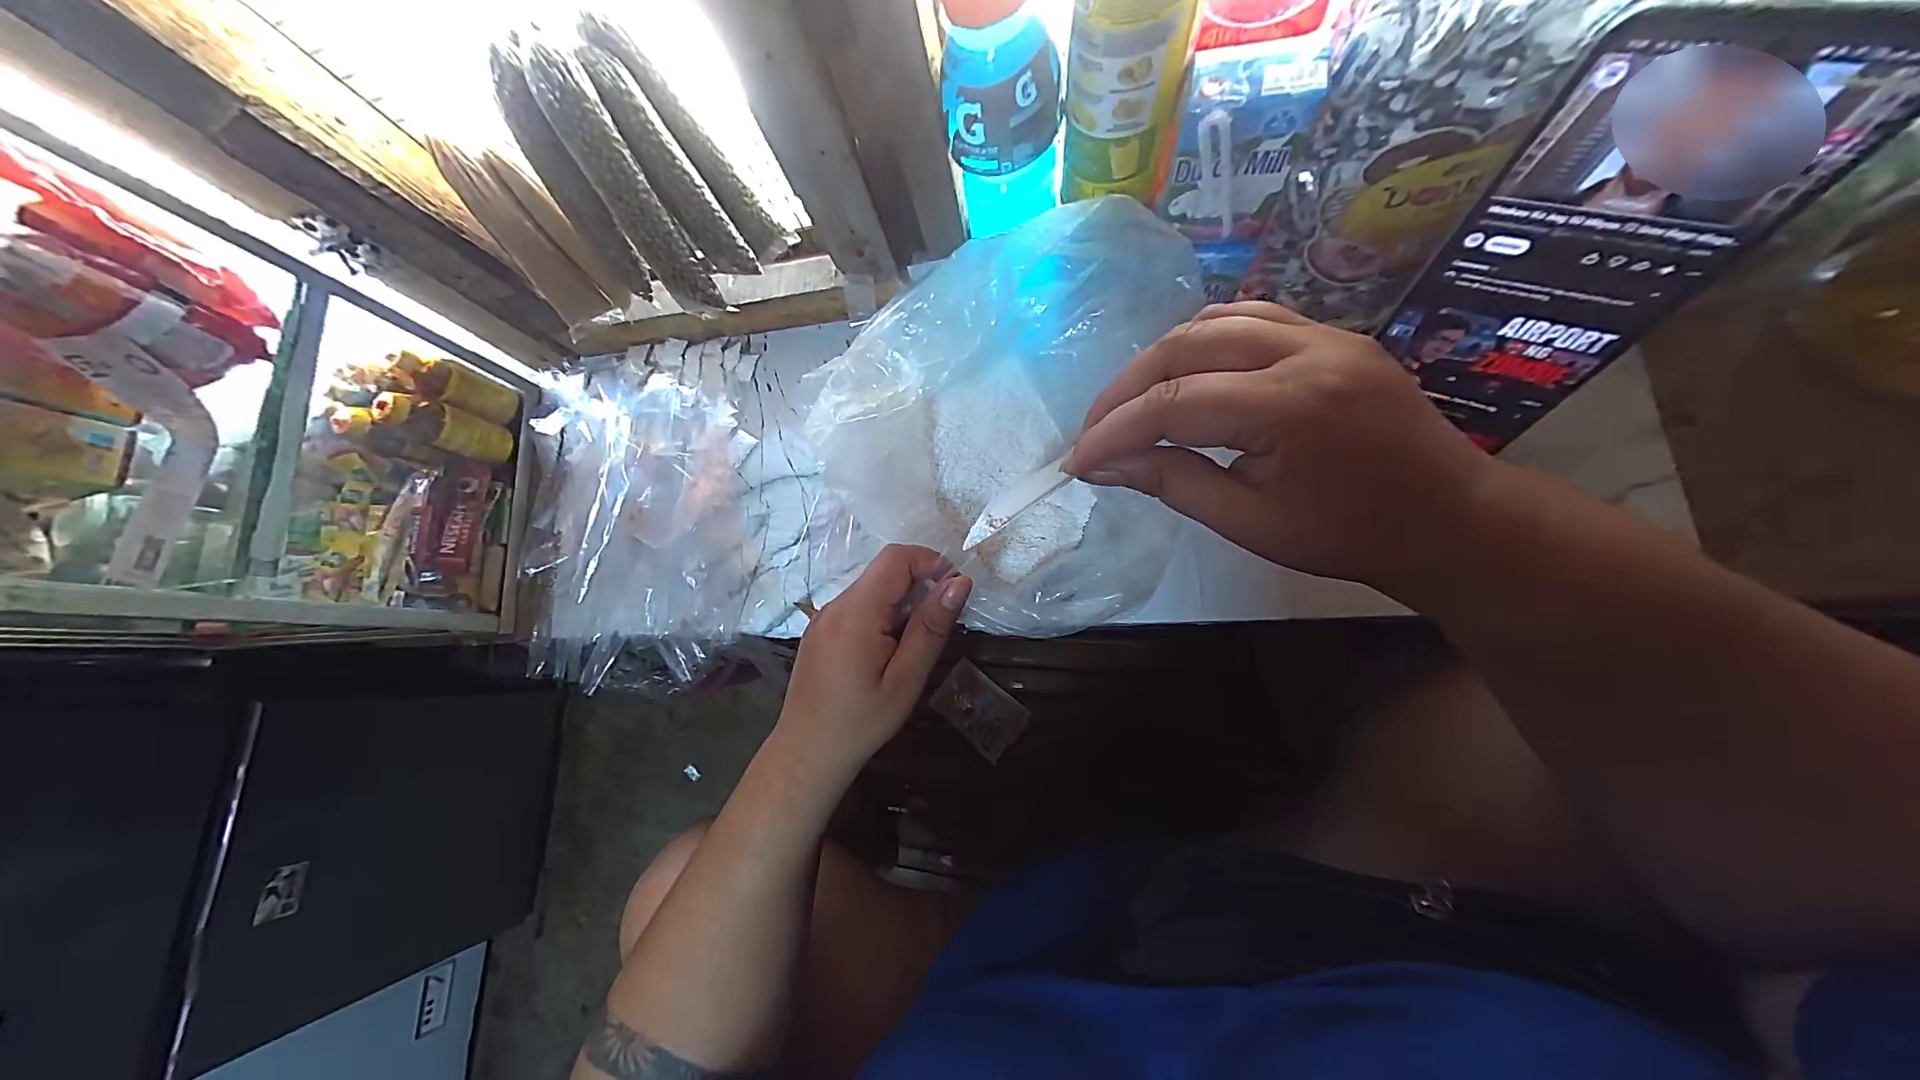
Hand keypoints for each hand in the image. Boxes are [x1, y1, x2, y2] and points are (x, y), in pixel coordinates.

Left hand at [775, 544, 971, 780]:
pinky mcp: (820, 631)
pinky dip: (881, 615)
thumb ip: (931, 626)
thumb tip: (960, 582)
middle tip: (938, 625)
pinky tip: (887, 652)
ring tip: (912, 645)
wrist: (807, 754)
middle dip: (919, 584)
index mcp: (856, 613)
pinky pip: (857, 606)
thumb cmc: (861, 721)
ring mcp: (823, 617)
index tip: (955, 590)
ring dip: (901, 602)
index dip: (930, 561)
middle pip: (883, 571)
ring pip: (872, 588)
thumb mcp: (906, 677)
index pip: (896, 558)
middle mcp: (835, 606)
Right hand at [1062, 302, 1499, 593]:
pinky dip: (1203, 339)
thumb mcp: (1249, 522)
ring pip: (1215, 320)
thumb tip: (1104, 464)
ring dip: (1160, 357)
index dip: (1114, 430)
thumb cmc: (1347, 535)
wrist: (1447, 519)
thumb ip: (1172, 482)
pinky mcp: (1333, 334)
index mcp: (1291, 407)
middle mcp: (1307, 351)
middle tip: (1095, 431)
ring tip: (1131, 401)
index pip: (1174, 403)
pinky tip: (1185, 370)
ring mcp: (1325, 334)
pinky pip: (1252, 317)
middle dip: (1126, 389)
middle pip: (1184, 346)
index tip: (1076, 460)